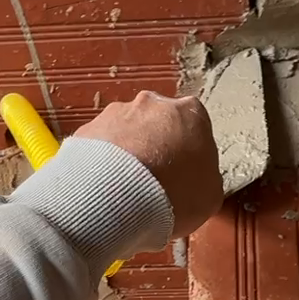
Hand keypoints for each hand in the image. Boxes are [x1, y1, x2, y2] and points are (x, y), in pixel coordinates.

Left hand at [74, 91, 221, 238]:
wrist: (118, 196)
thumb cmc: (174, 194)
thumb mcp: (210, 196)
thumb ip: (206, 178)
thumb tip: (196, 181)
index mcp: (191, 113)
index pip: (195, 130)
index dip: (190, 158)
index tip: (183, 181)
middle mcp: (153, 103)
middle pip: (158, 127)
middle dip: (156, 152)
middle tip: (154, 188)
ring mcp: (116, 113)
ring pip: (127, 136)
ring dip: (128, 159)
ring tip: (126, 193)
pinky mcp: (87, 129)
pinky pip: (99, 149)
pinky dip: (103, 166)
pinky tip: (105, 190)